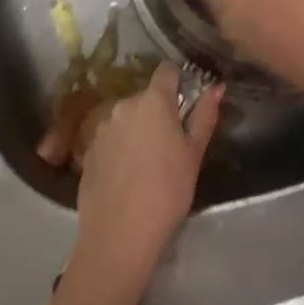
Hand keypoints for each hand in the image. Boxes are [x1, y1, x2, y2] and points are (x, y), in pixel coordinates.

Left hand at [75, 63, 222, 275]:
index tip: (188, 101)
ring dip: (138, 131)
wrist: (120, 233)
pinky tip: (128, 177)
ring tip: (149, 165)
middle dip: (159, 113)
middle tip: (173, 145)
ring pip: (127, 120)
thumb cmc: (167, 191)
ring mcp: (101, 128)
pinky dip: (121, 149)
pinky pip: (111, 140)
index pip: (166, 71)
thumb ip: (204, 116)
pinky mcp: (87, 151)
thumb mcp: (194, 154)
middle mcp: (122, 106)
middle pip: (146, 98)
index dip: (179, 80)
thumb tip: (216, 87)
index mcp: (152, 101)